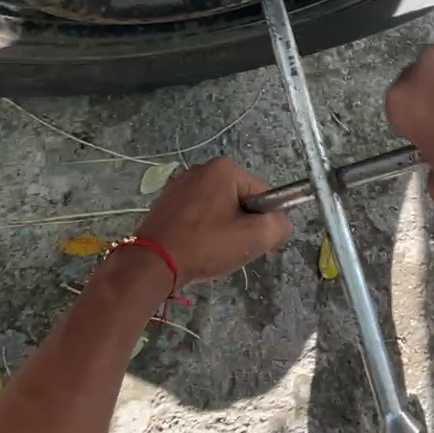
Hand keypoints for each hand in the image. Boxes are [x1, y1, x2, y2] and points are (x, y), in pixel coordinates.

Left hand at [135, 158, 291, 285]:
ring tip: (212, 249)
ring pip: (218, 207)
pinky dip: (201, 228)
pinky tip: (195, 246)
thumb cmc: (205, 245)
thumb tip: (281, 222)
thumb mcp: (255, 237)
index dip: (264, 219)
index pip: (262, 192)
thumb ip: (279, 224)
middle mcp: (201, 168)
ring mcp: (179, 184)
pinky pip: (196, 213)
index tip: (254, 241)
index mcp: (224, 168)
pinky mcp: (165, 201)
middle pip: (239, 198)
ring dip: (222, 227)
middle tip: (232, 248)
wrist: (152, 263)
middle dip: (242, 223)